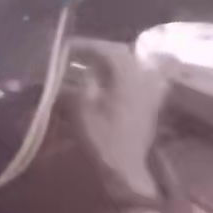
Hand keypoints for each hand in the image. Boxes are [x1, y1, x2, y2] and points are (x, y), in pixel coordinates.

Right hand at [63, 39, 166, 205]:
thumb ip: (75, 82)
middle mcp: (144, 78)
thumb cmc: (100, 137)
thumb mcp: (80, 107)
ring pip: (131, 65)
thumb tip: (65, 66)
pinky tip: (105, 80)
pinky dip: (120, 74)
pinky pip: (138, 78)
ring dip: (108, 61)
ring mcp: (151, 91)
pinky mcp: (149, 103)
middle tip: (71, 55)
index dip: (82, 45)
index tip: (61, 48)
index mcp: (128, 77)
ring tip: (86, 65)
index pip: (107, 49)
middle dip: (95, 51)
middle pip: (121, 54)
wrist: (125, 167)